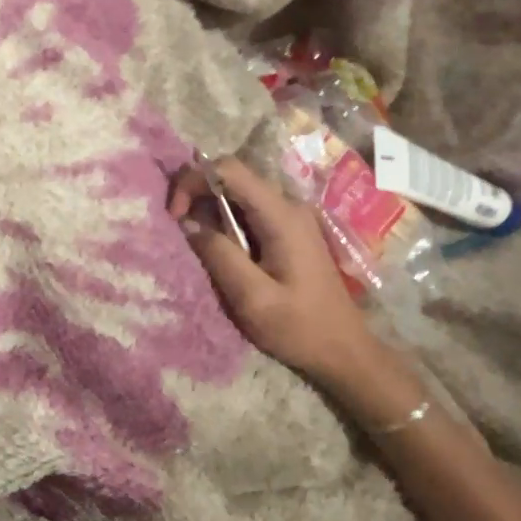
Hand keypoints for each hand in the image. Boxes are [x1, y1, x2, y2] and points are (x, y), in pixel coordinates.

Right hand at [167, 157, 377, 384]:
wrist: (344, 351)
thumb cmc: (299, 327)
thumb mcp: (252, 297)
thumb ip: (218, 255)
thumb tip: (187, 224)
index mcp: (281, 217)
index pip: (228, 169)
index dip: (193, 181)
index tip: (176, 216)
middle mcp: (288, 206)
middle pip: (231, 177)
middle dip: (196, 195)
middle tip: (180, 230)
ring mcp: (290, 218)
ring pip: (236, 193)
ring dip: (207, 210)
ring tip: (197, 245)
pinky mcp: (287, 231)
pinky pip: (246, 211)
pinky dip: (222, 221)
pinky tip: (219, 250)